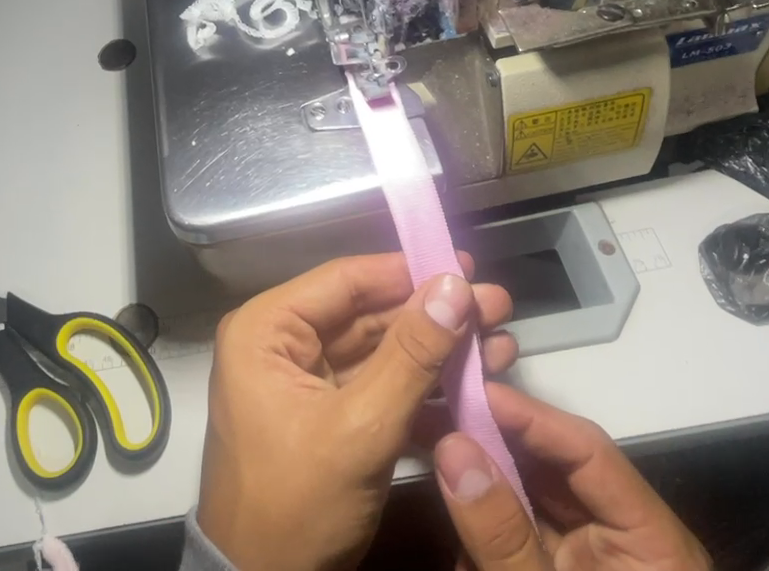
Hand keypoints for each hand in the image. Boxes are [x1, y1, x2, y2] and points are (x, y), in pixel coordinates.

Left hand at [197, 254, 516, 570]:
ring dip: (436, 348)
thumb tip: (455, 286)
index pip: (346, 280)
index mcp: (268, 329)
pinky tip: (474, 381)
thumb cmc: (295, 503)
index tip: (465, 265)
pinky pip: (378, 384)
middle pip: (368, 312)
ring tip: (499, 339)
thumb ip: (411, 356)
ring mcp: (305, 380)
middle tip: (497, 304)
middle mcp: (282, 343)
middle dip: (433, 313)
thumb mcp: (360, 427)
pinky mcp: (328, 414)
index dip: (407, 269)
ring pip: (380, 348)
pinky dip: (423, 385)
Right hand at [432, 383, 709, 570]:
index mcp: (654, 542)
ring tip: (427, 443)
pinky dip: (482, 521)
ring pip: (527, 493)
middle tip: (432, 407)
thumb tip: (452, 447)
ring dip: (478, 477)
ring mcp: (590, 554)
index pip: (589, 449)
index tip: (468, 388)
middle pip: (552, 465)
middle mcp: (624, 537)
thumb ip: (504, 532)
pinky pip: (519, 527)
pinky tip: (449, 510)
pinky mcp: (560, 566)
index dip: (527, 413)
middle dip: (490, 440)